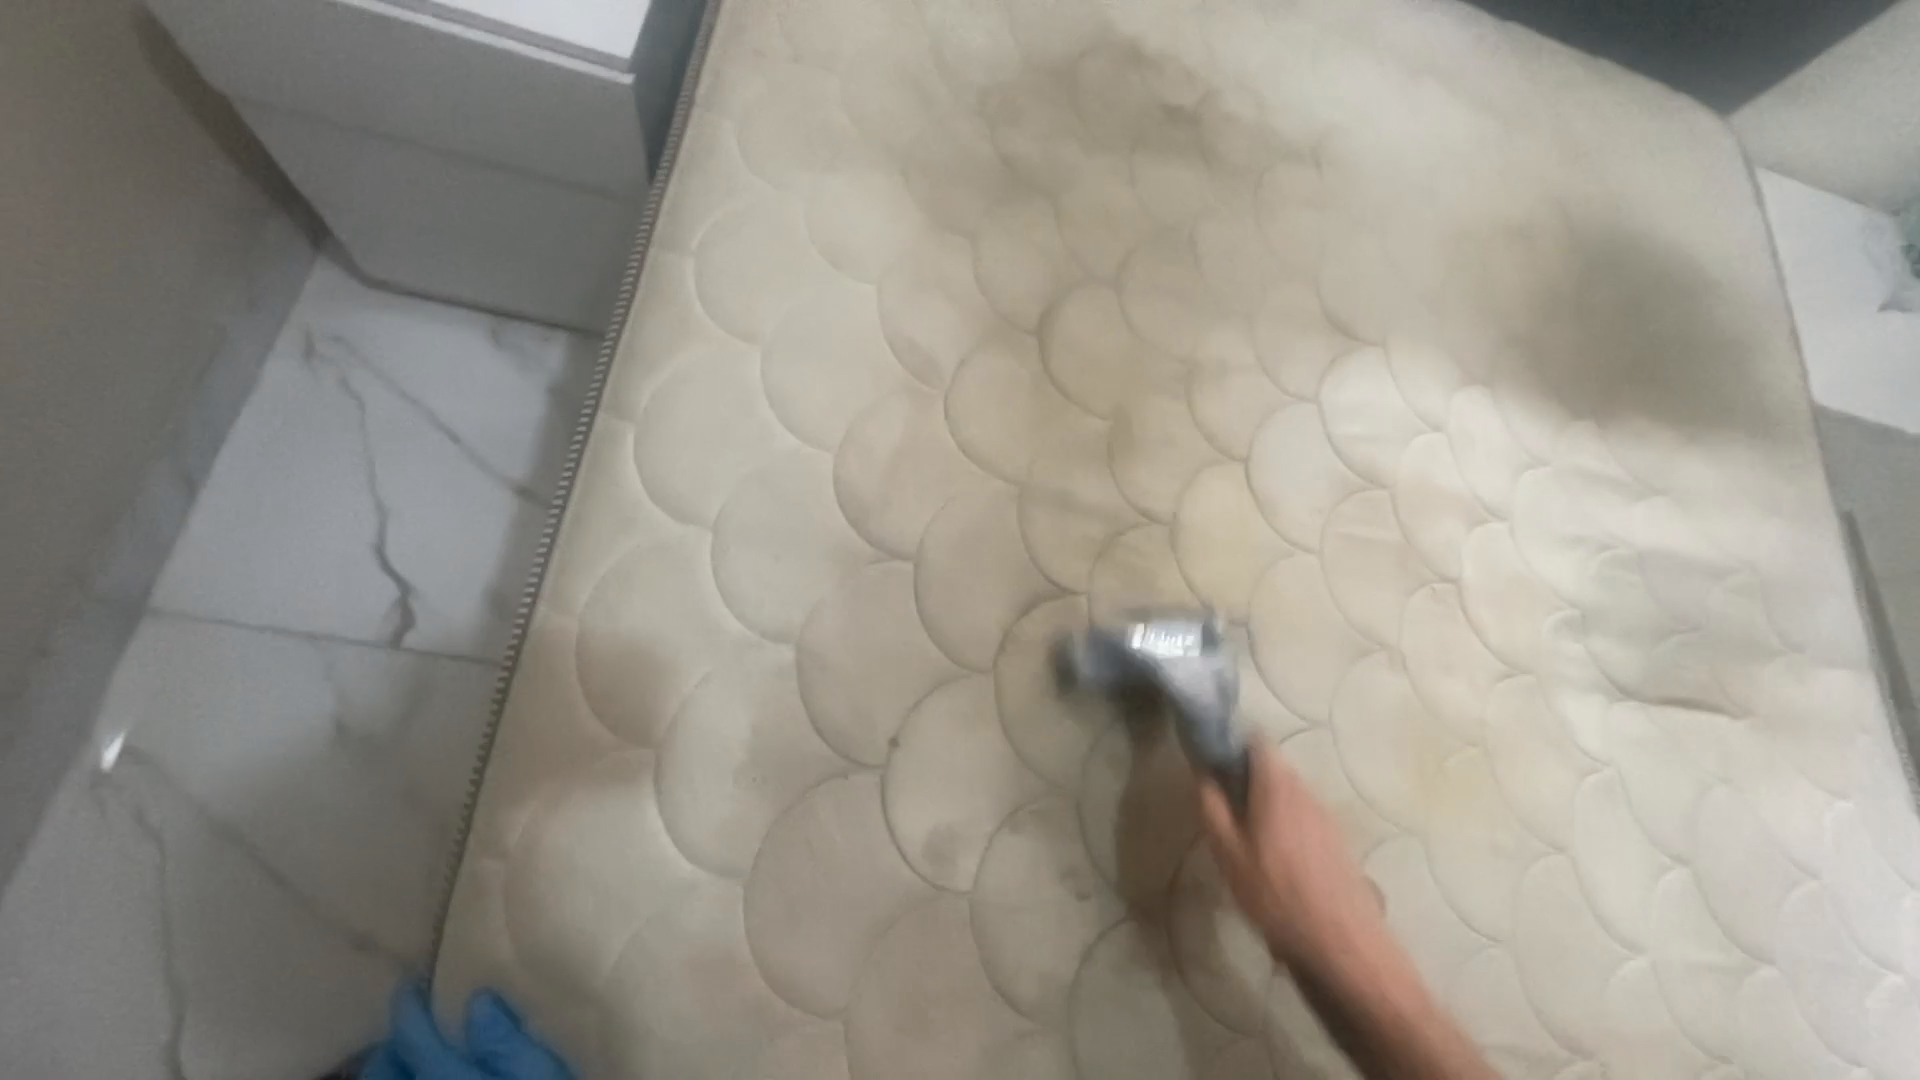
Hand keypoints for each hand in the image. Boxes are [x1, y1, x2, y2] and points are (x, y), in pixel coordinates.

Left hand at [360, 982, 574, 1079]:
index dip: (409, 1010)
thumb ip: (510, 1044)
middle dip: (393, 1045)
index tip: (411, 983)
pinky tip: (420, 1079)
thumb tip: (478, 1001)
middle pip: (385, 1074)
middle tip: (413, 1022)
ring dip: (390, 1071)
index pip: (417, 1044)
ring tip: (410, 1055)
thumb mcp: (546, 1076)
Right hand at [1196, 739, 1381, 970]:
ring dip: (1267, 801)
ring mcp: (1326, 815)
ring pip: (1289, 792)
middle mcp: (1305, 790)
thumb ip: (1212, 805)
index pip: (1257, 740)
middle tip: (1226, 805)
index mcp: (1277, 785)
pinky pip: (1304, 815)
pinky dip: (1286, 822)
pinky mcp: (1338, 840)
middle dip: (1248, 777)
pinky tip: (1277, 858)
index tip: (1214, 761)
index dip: (1233, 743)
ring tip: (1248, 836)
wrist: (1342, 942)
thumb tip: (1203, 772)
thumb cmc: (1275, 893)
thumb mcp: (1227, 852)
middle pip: (1273, 766)